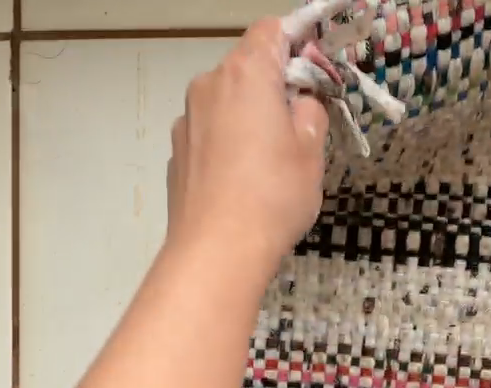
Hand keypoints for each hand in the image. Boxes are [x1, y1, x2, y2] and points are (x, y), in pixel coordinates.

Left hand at [166, 19, 329, 271]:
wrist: (218, 252)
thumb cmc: (273, 198)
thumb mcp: (311, 155)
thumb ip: (310, 115)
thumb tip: (301, 103)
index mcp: (247, 74)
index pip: (271, 31)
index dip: (297, 44)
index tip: (314, 75)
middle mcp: (209, 85)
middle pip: (246, 71)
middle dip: (273, 92)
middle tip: (298, 134)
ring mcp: (187, 121)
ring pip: (226, 108)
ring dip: (248, 124)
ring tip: (269, 171)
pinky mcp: (176, 155)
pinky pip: (209, 140)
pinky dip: (228, 152)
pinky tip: (242, 189)